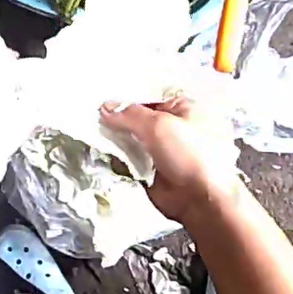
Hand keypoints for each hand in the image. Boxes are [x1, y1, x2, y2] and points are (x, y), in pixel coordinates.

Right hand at [99, 97, 242, 223]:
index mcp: (185, 106)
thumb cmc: (190, 155)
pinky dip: (118, 153)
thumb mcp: (159, 125)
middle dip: (118, 116)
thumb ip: (129, 114)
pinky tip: (101, 147)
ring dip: (116, 136)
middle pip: (139, 115)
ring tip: (92, 128)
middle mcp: (174, 125)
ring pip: (133, 136)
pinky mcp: (153, 167)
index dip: (126, 94)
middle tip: (92, 110)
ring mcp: (163, 147)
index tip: (101, 93)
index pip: (150, 93)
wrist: (200, 200)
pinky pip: (131, 156)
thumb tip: (104, 108)